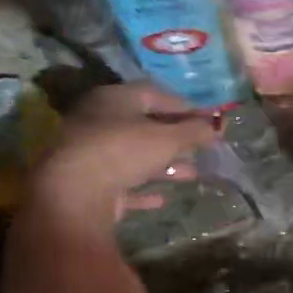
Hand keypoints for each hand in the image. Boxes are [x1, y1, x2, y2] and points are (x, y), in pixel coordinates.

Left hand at [29, 83, 219, 230]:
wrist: (74, 192)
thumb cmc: (124, 150)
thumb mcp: (169, 138)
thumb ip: (195, 131)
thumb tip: (218, 125)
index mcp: (115, 99)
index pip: (156, 95)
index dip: (186, 107)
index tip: (210, 120)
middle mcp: (99, 120)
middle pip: (145, 125)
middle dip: (176, 138)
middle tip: (201, 148)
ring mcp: (92, 151)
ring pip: (135, 154)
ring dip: (164, 165)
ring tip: (191, 174)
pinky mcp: (89, 182)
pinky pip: (123, 182)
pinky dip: (143, 188)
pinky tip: (162, 198)